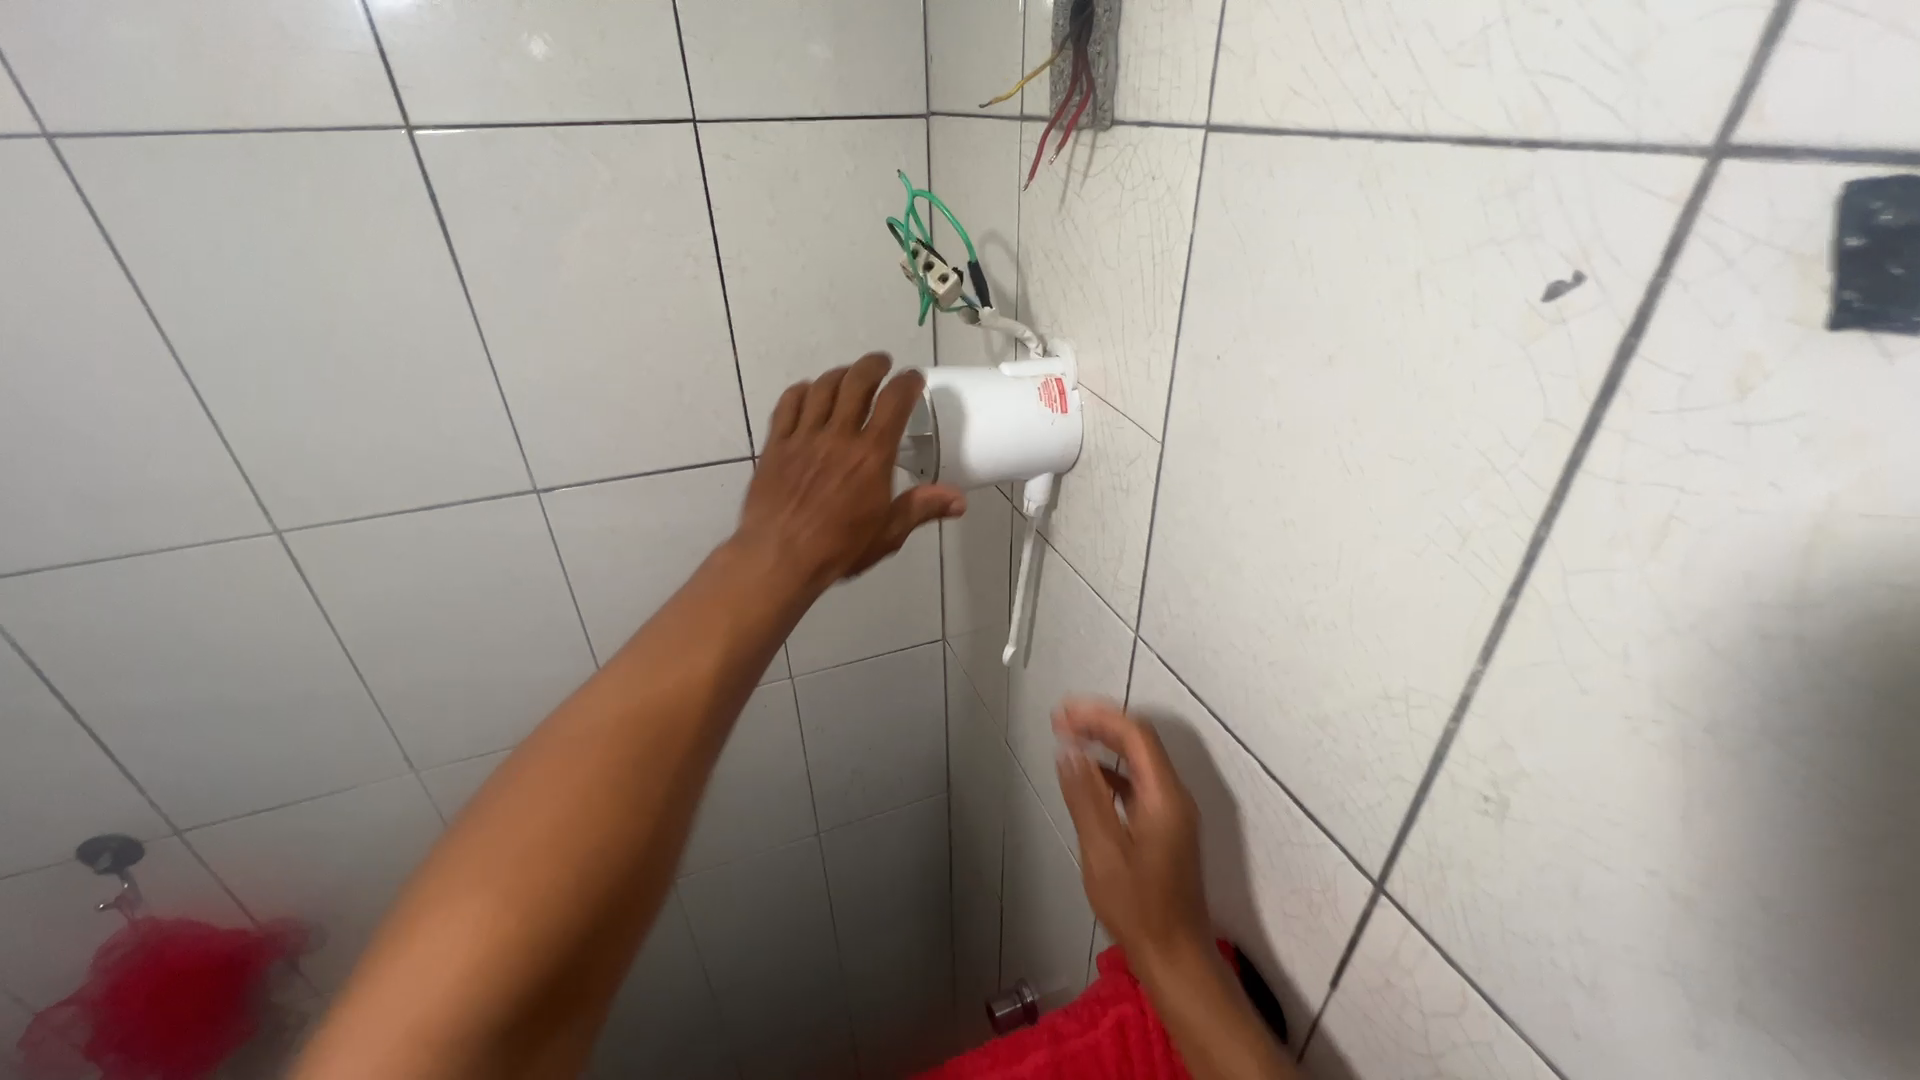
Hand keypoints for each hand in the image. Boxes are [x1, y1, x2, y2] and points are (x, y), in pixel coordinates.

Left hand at [735, 353, 965, 591]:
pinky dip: (801, 391)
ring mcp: (803, 437)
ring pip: (822, 387)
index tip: (913, 378)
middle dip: (873, 366)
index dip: (907, 382)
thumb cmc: (839, 548)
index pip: (895, 402)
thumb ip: (922, 508)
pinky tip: (807, 392)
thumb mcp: (889, 533)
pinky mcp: (776, 445)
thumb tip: (960, 500)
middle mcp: (838, 436)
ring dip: (839, 374)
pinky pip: (788, 404)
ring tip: (848, 375)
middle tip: (881, 364)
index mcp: (872, 455)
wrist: (779, 558)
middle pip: (857, 382)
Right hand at [1054, 698, 1211, 972]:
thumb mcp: (1102, 850)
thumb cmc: (1137, 907)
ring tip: (1068, 739)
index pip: (1135, 735)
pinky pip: (1139, 783)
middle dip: (1100, 724)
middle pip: (1140, 742)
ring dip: (1105, 744)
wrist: (1174, 956)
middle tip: (1060, 720)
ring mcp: (1173, 812)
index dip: (1098, 716)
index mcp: (1164, 797)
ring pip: (1140, 761)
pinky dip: (1113, 770)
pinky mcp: (1167, 827)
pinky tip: (1088, 776)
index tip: (1062, 714)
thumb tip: (1068, 750)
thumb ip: (1085, 796)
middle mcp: (1175, 796)